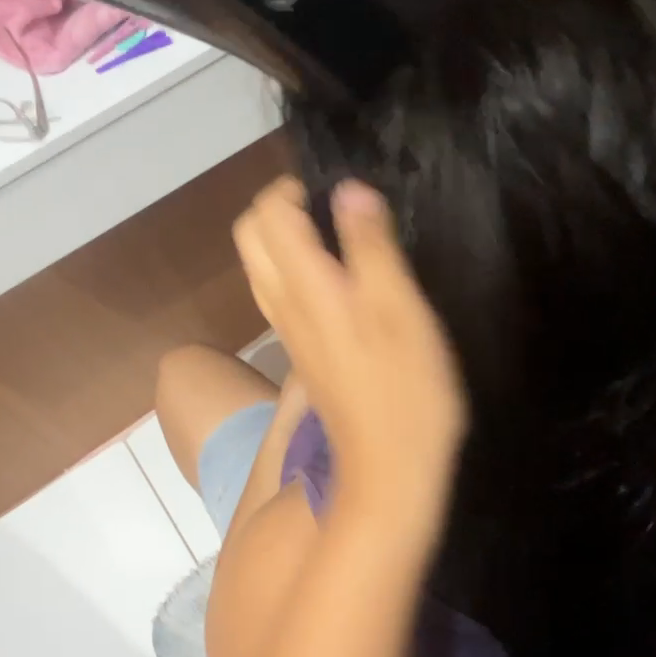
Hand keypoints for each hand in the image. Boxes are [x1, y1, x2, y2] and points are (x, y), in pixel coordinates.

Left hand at [233, 177, 466, 534]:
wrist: (387, 469)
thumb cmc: (404, 389)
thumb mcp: (400, 308)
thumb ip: (370, 245)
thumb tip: (348, 189)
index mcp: (302, 285)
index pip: (267, 214)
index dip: (293, 187)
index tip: (338, 188)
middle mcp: (281, 304)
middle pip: (251, 236)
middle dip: (280, 207)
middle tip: (333, 206)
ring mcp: (288, 331)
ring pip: (263, 266)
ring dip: (287, 237)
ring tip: (340, 234)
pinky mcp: (303, 352)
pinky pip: (282, 293)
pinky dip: (298, 268)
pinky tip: (344, 279)